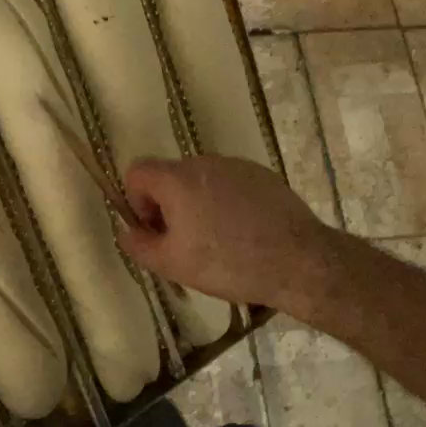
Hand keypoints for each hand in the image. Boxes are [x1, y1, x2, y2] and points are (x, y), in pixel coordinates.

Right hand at [118, 155, 337, 315]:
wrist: (299, 261)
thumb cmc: (228, 263)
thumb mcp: (173, 264)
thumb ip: (139, 245)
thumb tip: (127, 232)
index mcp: (177, 179)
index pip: (137, 172)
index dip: (136, 201)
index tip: (157, 231)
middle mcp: (204, 162)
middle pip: (170, 177)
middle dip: (169, 206)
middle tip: (186, 243)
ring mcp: (236, 165)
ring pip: (201, 181)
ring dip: (198, 204)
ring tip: (219, 241)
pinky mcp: (262, 175)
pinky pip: (230, 184)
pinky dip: (227, 203)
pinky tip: (244, 233)